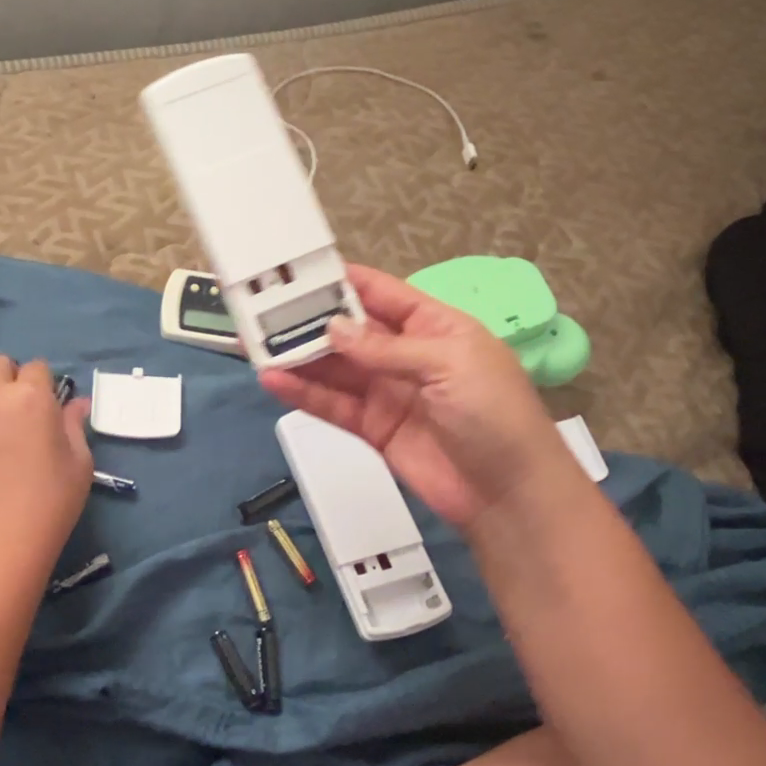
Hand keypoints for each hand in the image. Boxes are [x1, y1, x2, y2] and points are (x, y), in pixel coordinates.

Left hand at [0, 355, 93, 573]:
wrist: (0, 540)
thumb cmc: (51, 501)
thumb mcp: (79, 463)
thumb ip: (75, 426)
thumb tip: (77, 404)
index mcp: (32, 397)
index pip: (36, 366)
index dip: (43, 382)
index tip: (46, 402)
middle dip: (7, 376)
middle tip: (17, 405)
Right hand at [260, 265, 572, 528]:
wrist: (507, 493)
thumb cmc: (494, 414)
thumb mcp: (449, 364)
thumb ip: (387, 348)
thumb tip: (334, 329)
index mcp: (434, 327)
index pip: (383, 294)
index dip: (344, 282)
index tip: (300, 273)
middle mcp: (406, 355)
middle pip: (350, 332)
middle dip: (311, 322)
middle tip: (263, 313)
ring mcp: (387, 393)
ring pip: (335, 369)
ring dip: (300, 358)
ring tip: (257, 346)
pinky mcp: (372, 428)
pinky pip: (333, 405)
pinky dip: (304, 394)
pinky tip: (275, 382)